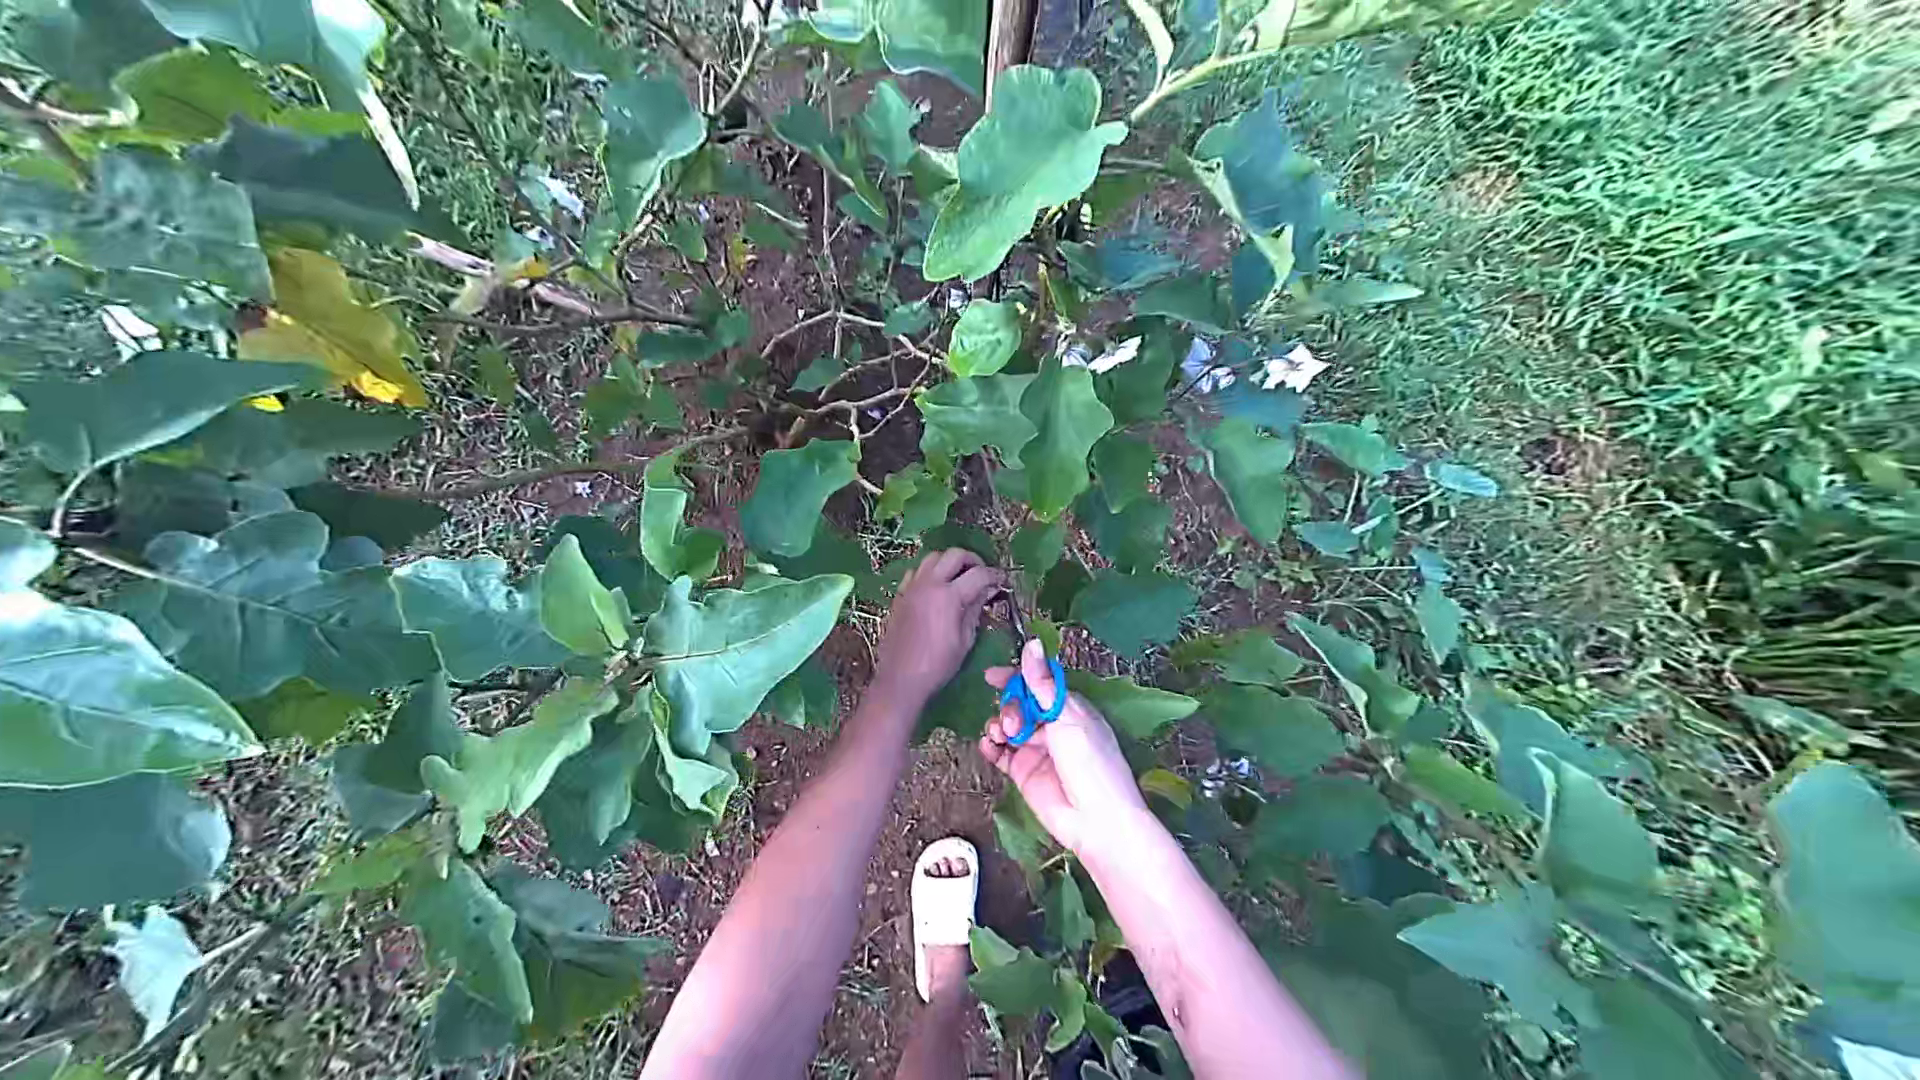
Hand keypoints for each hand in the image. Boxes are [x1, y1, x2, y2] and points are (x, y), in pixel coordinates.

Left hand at [873, 549, 1003, 701]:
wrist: (901, 678)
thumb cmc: (938, 665)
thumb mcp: (965, 639)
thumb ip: (976, 609)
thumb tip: (987, 590)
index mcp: (949, 596)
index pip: (979, 574)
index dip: (995, 575)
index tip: (1003, 581)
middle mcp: (929, 584)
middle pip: (954, 554)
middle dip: (972, 560)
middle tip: (982, 573)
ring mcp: (912, 587)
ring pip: (933, 557)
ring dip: (949, 562)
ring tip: (959, 576)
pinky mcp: (900, 594)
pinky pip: (916, 571)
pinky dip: (929, 571)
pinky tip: (936, 586)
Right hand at [979, 639, 1149, 856]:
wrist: (1095, 820)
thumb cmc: (1090, 763)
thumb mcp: (1067, 716)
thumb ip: (1042, 683)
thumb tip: (1032, 644)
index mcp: (1068, 707)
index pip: (1036, 683)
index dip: (1014, 677)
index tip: (991, 676)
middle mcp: (1051, 725)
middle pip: (1019, 703)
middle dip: (1009, 707)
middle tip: (1013, 725)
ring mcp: (1036, 748)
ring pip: (1007, 726)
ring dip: (998, 724)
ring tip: (1000, 735)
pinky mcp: (1024, 771)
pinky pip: (1000, 753)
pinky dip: (990, 746)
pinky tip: (988, 746)